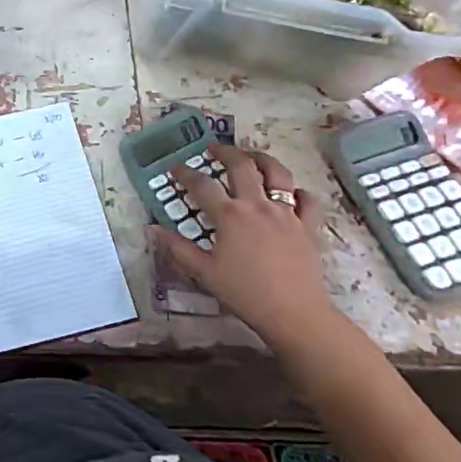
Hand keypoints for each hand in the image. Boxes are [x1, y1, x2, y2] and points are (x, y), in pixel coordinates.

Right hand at [152, 144, 335, 345]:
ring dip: (263, 159)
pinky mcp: (308, 226)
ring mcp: (287, 213)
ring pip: (277, 173)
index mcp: (230, 215)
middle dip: (225, 152)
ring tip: (252, 156)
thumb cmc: (245, 294)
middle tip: (214, 148)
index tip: (176, 167)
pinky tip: (292, 193)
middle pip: (241, 166)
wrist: (294, 313)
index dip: (186, 173)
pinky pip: (307, 200)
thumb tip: (152, 229)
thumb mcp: (205, 273)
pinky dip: (299, 193)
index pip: (202, 185)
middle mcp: (257, 205)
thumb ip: (178, 249)